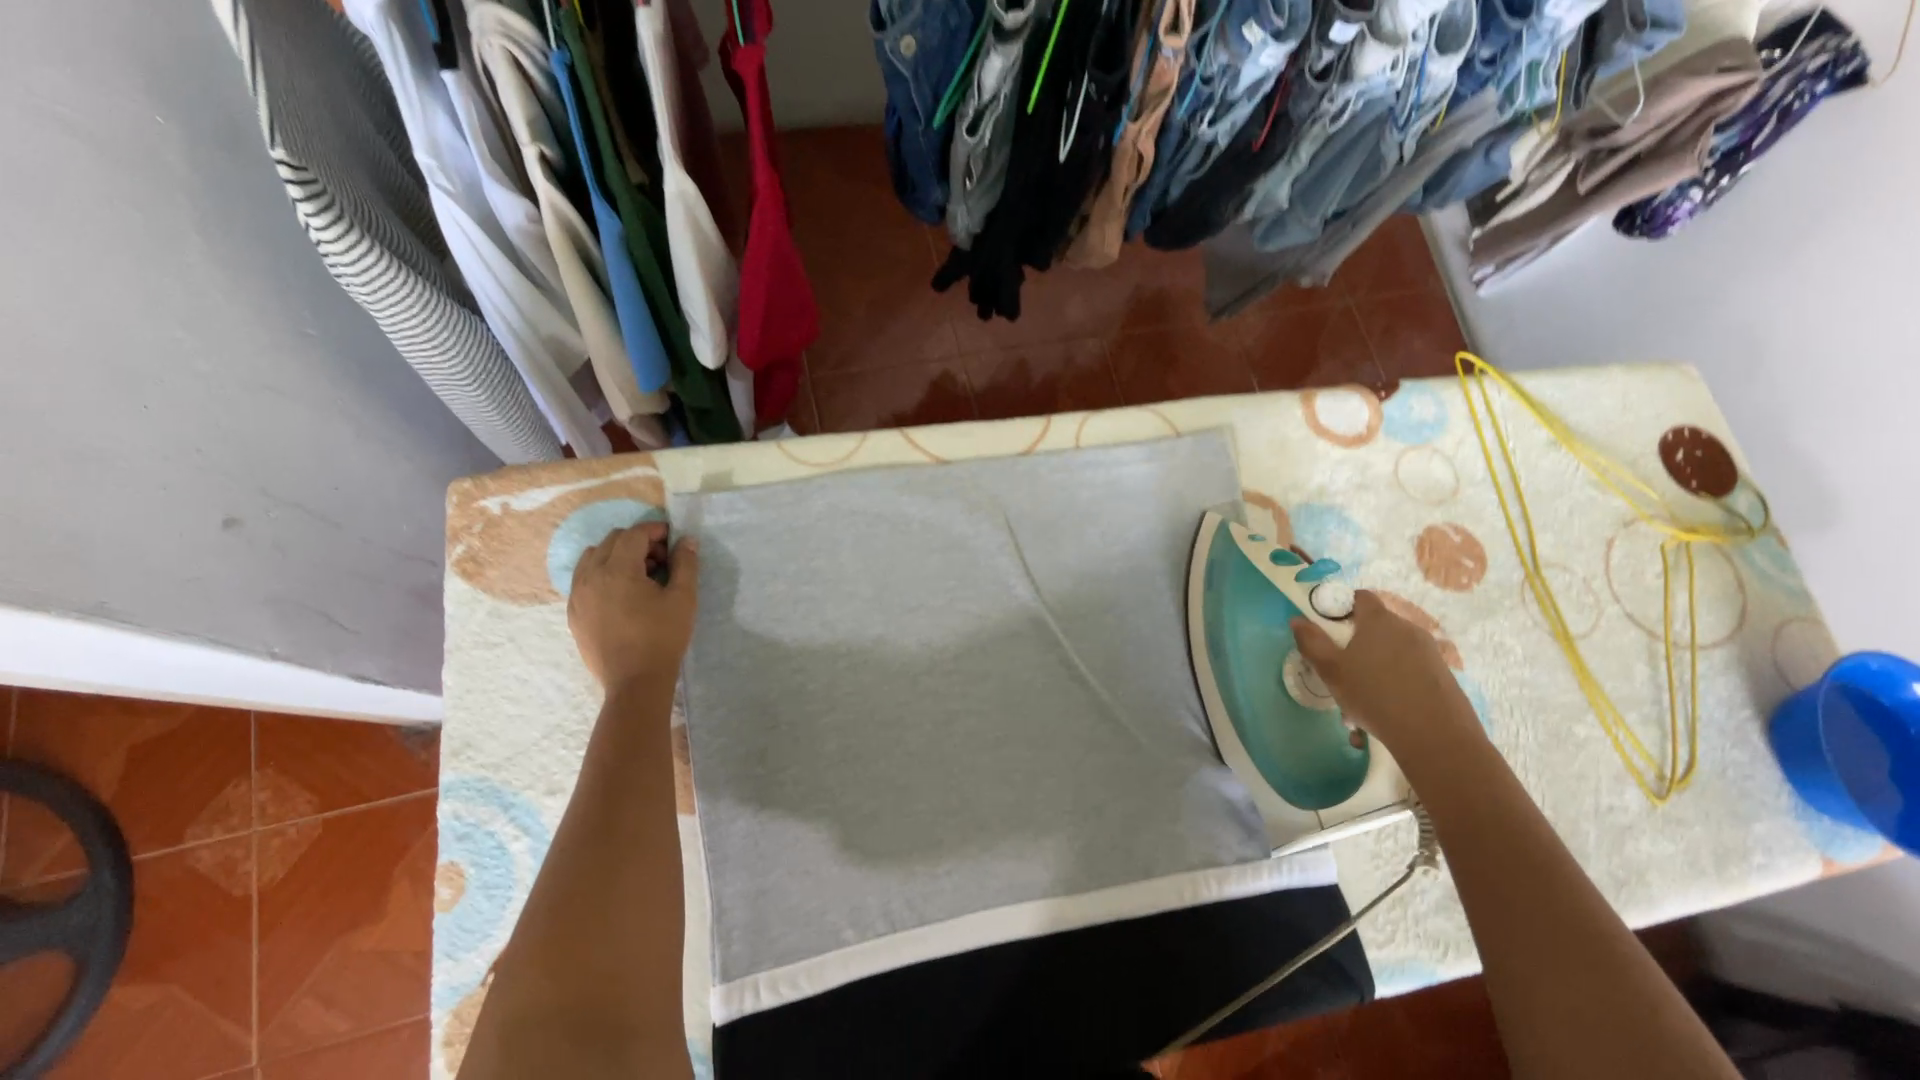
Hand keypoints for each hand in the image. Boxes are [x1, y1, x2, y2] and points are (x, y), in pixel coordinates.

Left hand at [567, 522, 698, 693]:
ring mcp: (577, 595)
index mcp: (618, 569)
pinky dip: (602, 575)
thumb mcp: (682, 598)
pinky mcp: (574, 613)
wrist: (635, 682)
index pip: (634, 534)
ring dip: (617, 556)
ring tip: (639, 577)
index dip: (655, 531)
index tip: (672, 540)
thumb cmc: (662, 638)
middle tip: (661, 561)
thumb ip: (685, 564)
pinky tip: (622, 595)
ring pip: (593, 557)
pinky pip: (583, 580)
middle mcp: (590, 576)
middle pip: (612, 541)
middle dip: (638, 543)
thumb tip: (686, 540)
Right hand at [1290, 591, 1482, 761]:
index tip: (1328, 630)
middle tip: (1340, 677)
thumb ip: (1312, 642)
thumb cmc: (1374, 695)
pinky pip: (1408, 672)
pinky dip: (1393, 686)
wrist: (1435, 734)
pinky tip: (1383, 715)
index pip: (1360, 597)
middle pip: (1374, 629)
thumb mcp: (1332, 671)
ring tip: (1359, 707)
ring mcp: (1428, 651)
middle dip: (1354, 649)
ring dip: (1372, 672)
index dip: (1341, 607)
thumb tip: (1298, 619)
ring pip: (1390, 654)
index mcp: (1379, 621)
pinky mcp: (1442, 674)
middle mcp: (1407, 628)